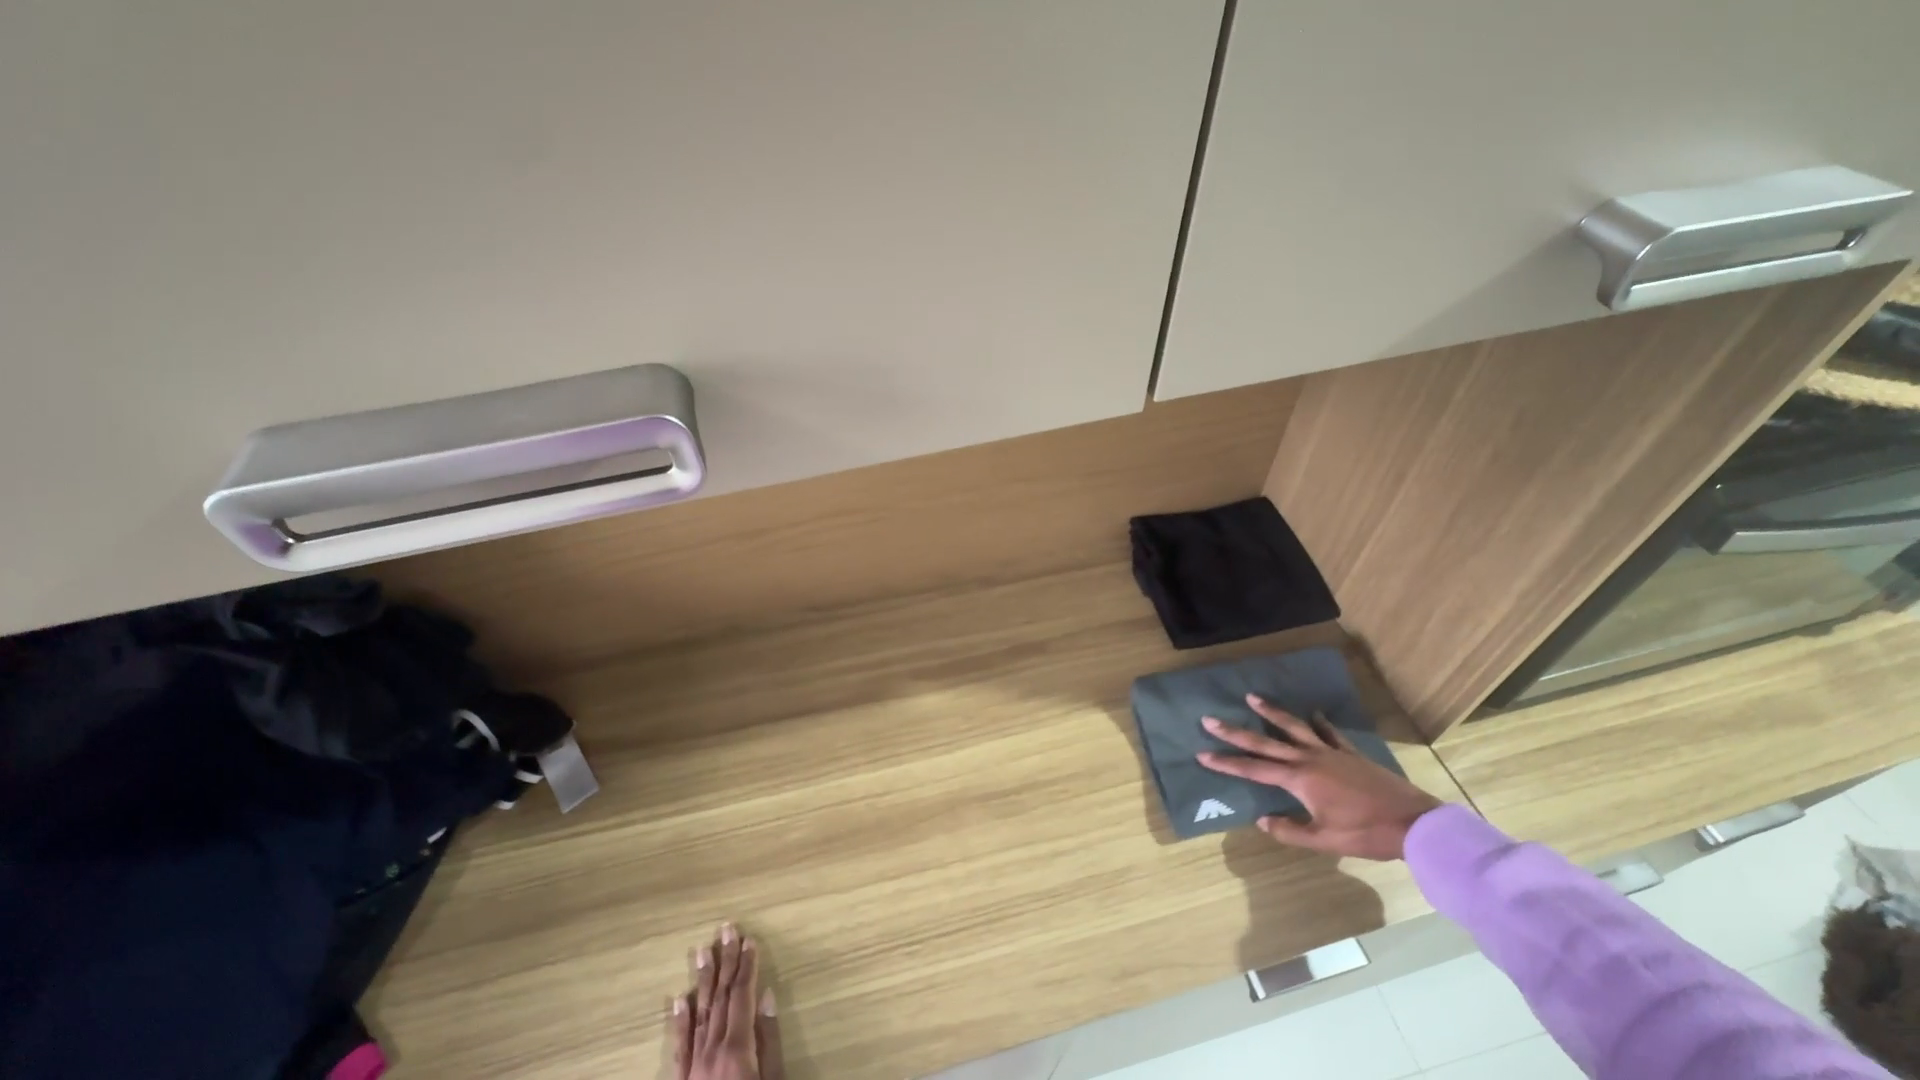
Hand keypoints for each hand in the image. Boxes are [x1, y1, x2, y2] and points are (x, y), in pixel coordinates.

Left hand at [673, 922, 784, 1079]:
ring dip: (702, 980)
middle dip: (725, 961)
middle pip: (720, 997)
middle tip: (725, 928)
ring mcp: (692, 1066)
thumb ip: (769, 1040)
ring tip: (701, 950)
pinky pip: (679, 1046)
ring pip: (698, 1013)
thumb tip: (766, 996)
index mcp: (737, 1049)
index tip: (749, 938)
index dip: (747, 966)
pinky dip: (679, 1020)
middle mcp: (711, 1051)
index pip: (742, 995)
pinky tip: (678, 998)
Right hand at [1196, 694, 1441, 860]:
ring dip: (1272, 713)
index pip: (1254, 769)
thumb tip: (1263, 820)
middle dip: (1236, 732)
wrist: (1412, 823)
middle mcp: (1310, 759)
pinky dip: (1318, 723)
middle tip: (1210, 719)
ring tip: (1252, 698)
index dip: (1226, 762)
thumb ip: (1289, 830)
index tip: (1202, 753)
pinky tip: (1313, 713)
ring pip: (1295, 728)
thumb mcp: (1323, 841)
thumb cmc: (1366, 834)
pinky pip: (1329, 733)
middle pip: (1266, 743)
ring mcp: (1332, 753)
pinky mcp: (1351, 754)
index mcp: (1300, 780)